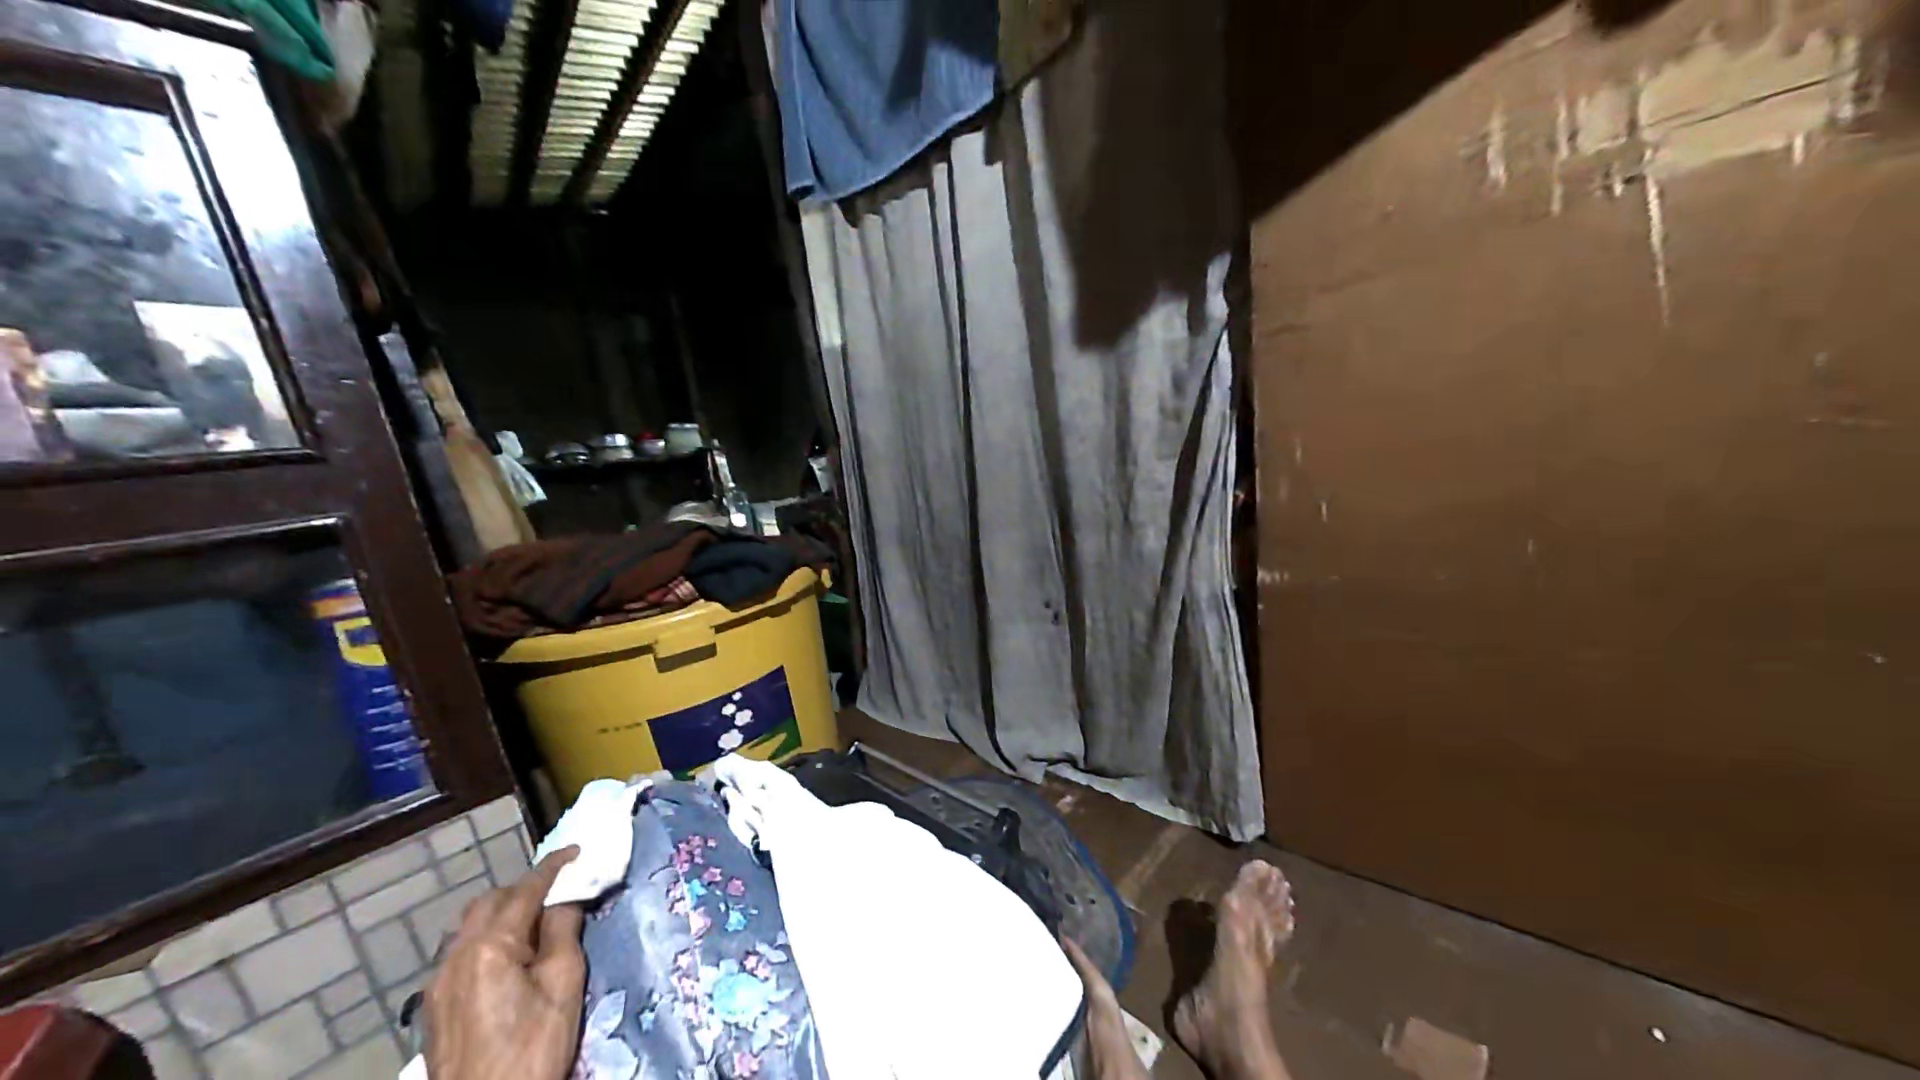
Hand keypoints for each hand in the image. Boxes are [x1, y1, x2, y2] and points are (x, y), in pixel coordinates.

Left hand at [424, 847, 586, 1079]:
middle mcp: (456, 956)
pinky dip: (485, 939)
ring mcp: (437, 983)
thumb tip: (564, 900)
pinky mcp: (432, 1007)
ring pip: (469, 926)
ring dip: (501, 913)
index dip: (554, 866)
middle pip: (489, 901)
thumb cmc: (533, 1047)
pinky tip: (507, 958)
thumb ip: (563, 932)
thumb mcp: (564, 984)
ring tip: (533, 923)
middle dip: (524, 888)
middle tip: (559, 891)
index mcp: (490, 946)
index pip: (526, 889)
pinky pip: (459, 952)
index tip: (577, 851)